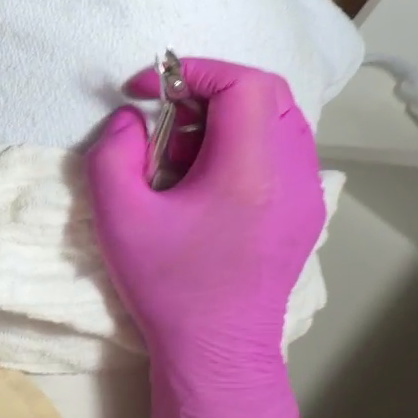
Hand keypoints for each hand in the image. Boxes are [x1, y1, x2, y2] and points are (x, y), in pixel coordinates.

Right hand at [86, 58, 325, 417]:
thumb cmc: (166, 282)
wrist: (216, 347)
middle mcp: (291, 176)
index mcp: (250, 173)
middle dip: (207, 86)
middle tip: (160, 112)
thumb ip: (113, 153)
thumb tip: (129, 119)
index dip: (192, 70)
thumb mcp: (117, 214)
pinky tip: (198, 174)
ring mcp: (304, 194)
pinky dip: (236, 139)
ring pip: (275, 119)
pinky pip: (277, 148)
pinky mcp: (300, 210)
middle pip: (268, 94)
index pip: (245, 85)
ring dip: (221, 114)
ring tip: (175, 147)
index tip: (144, 90)